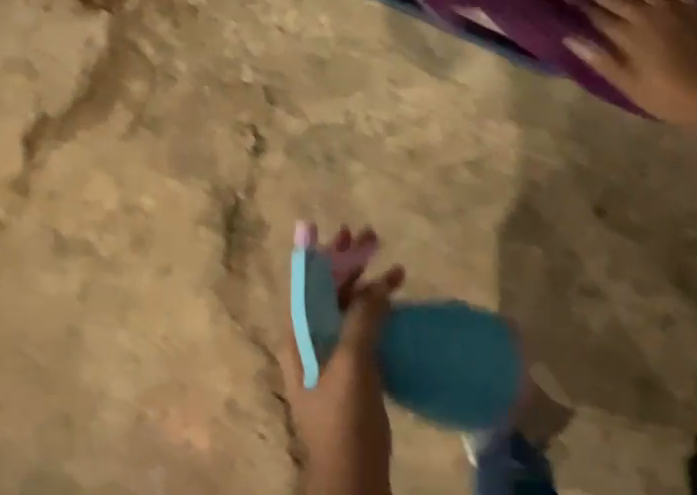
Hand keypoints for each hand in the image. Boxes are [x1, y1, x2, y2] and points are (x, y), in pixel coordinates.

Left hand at [281, 226, 404, 494]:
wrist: (352, 469)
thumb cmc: (343, 413)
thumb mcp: (352, 361)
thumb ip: (362, 318)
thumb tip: (376, 285)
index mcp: (299, 337)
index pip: (306, 285)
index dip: (318, 255)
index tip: (332, 228)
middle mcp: (310, 341)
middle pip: (327, 291)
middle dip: (347, 262)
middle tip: (369, 235)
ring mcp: (331, 355)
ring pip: (347, 306)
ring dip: (367, 283)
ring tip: (393, 264)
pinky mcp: (352, 369)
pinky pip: (363, 326)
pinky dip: (378, 308)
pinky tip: (396, 298)